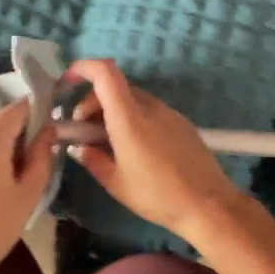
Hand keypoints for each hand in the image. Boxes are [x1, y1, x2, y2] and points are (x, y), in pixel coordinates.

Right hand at [63, 59, 249, 239]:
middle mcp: (149, 107)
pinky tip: (134, 148)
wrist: (208, 204)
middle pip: (115, 87)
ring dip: (113, 112)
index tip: (66, 84)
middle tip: (83, 131)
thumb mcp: (115, 183)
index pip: (104, 72)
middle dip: (92, 102)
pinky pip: (150, 111)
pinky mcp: (181, 123)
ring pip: (132, 99)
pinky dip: (133, 119)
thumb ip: (92, 159)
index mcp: (129, 117)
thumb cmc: (157, 195)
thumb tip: (78, 148)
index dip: (82, 69)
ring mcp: (169, 113)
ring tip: (107, 143)